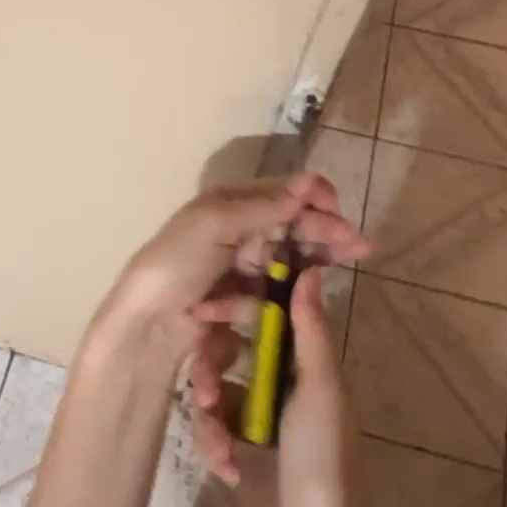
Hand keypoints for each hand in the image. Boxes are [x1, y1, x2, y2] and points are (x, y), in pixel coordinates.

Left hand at [98, 173, 369, 345]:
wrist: (146, 322)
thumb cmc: (175, 264)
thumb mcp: (215, 224)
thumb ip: (263, 207)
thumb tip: (309, 184)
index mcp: (227, 204)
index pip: (280, 195)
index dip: (312, 199)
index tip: (340, 211)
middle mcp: (236, 230)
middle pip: (290, 227)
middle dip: (325, 232)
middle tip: (361, 245)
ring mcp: (239, 265)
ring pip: (288, 259)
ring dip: (315, 260)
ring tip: (347, 262)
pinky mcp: (241, 298)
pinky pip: (272, 292)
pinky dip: (278, 295)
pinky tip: (296, 294)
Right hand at [190, 267, 362, 506]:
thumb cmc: (323, 458)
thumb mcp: (321, 392)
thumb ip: (310, 332)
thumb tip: (309, 269)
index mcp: (302, 362)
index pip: (260, 317)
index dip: (231, 310)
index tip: (199, 310)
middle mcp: (276, 381)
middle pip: (228, 352)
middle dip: (210, 371)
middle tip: (201, 391)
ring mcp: (252, 414)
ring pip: (212, 391)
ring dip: (210, 419)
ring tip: (220, 448)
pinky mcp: (233, 444)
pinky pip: (209, 427)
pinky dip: (212, 446)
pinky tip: (225, 468)